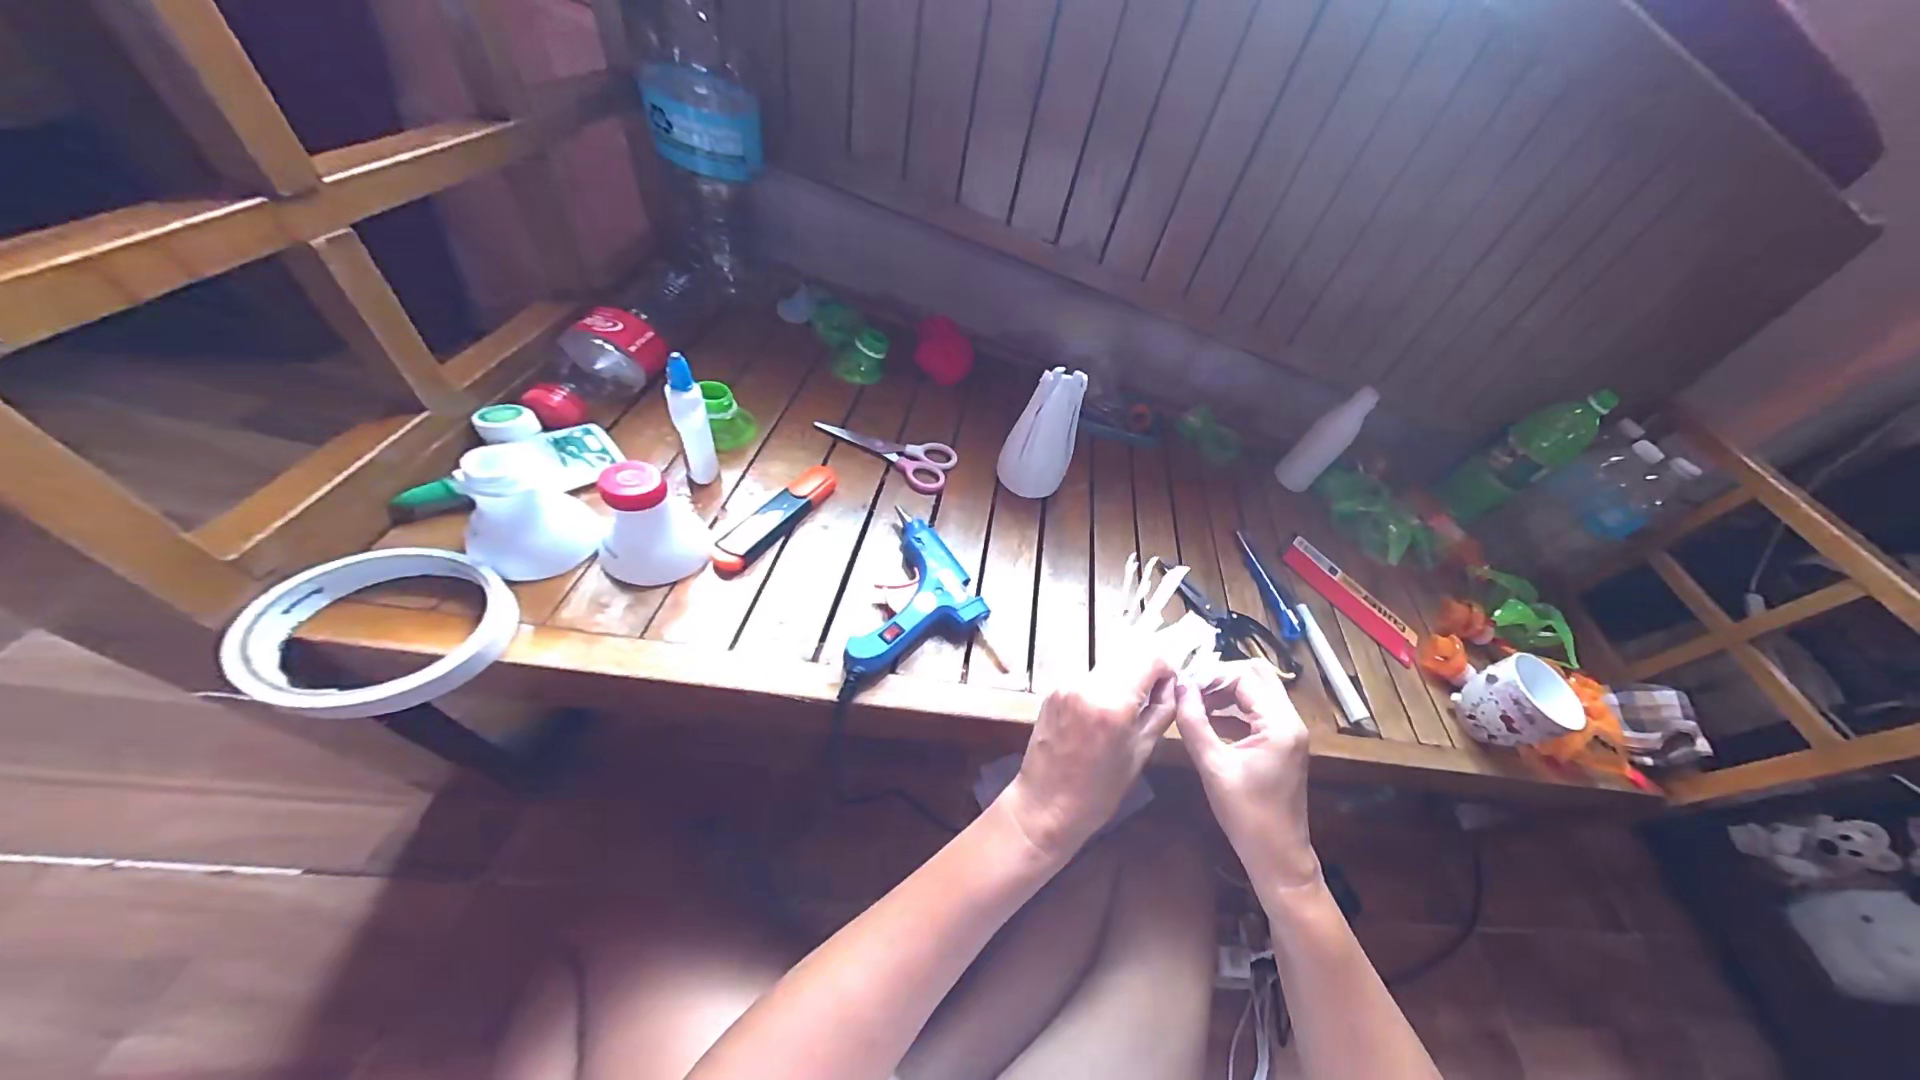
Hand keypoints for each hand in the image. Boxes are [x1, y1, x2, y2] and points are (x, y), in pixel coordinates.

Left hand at [998, 647, 1178, 859]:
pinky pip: (1088, 678)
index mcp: (1112, 703)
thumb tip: (1172, 685)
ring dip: (1123, 680)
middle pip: (1127, 657)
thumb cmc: (1099, 791)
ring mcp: (1066, 685)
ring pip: (1108, 666)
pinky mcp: (1053, 691)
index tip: (1167, 691)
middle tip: (1149, 702)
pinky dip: (1102, 688)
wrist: (1045, 804)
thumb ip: (1161, 712)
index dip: (1165, 671)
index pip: (1150, 659)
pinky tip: (1101, 716)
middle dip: (1144, 674)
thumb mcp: (1141, 753)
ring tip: (1126, 712)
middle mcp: (1087, 685)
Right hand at [1173, 661, 1318, 888]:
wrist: (1277, 856)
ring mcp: (1288, 732)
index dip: (1211, 675)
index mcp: (1279, 724)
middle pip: (1256, 676)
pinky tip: (1206, 721)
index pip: (1245, 676)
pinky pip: (1256, 711)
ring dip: (1225, 692)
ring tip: (1193, 704)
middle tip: (1190, 690)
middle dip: (1220, 677)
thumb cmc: (1245, 814)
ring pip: (1256, 692)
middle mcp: (1290, 721)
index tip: (1184, 686)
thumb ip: (1194, 721)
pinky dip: (1231, 709)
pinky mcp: (1281, 743)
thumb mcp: (1212, 766)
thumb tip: (1179, 687)